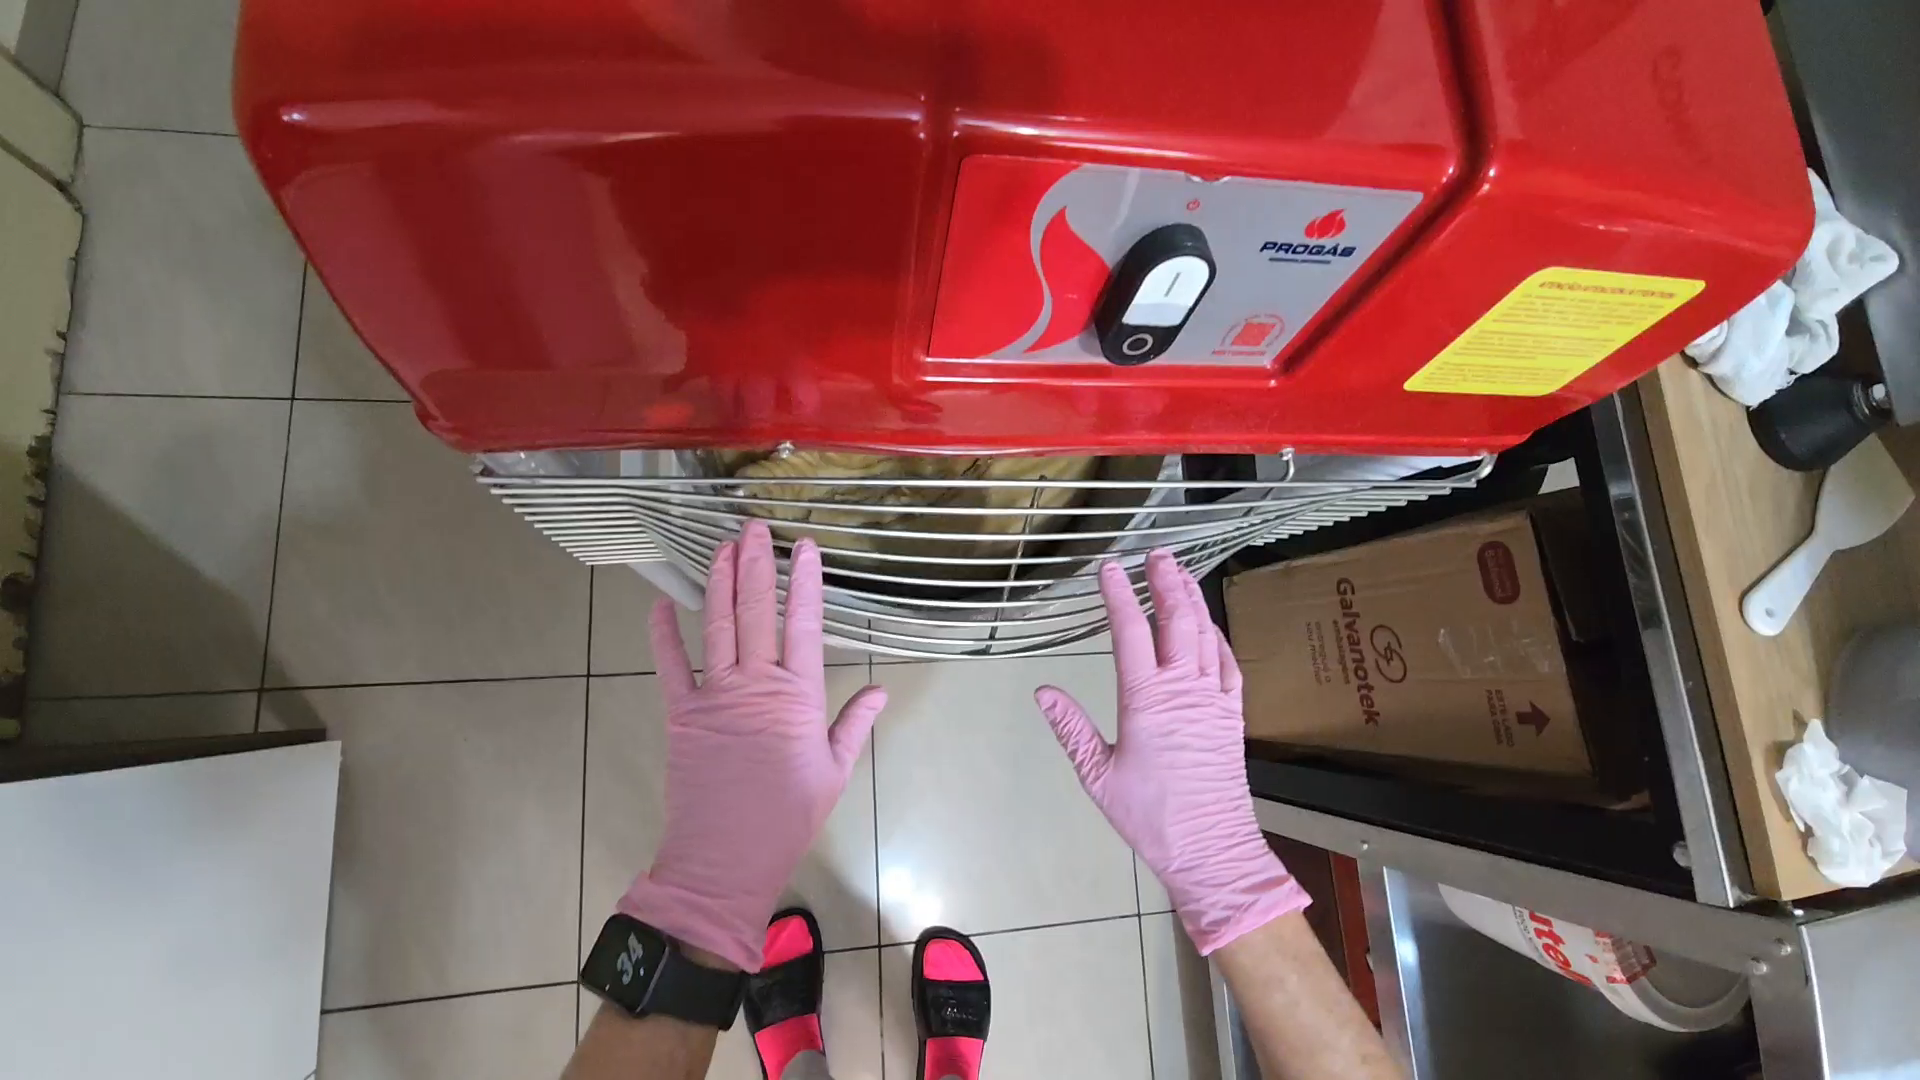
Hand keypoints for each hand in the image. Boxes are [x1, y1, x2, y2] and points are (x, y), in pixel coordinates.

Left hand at [616, 521, 886, 971]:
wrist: (724, 860)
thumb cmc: (788, 817)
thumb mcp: (835, 771)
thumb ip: (855, 724)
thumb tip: (881, 688)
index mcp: (799, 697)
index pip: (805, 624)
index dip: (806, 581)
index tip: (805, 546)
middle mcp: (758, 685)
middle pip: (757, 612)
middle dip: (756, 564)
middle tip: (754, 527)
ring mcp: (715, 696)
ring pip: (718, 626)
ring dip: (719, 582)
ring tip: (722, 546)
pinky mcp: (681, 713)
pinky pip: (671, 665)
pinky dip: (664, 633)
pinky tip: (662, 603)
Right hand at [1035, 550, 1307, 954]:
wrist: (1212, 850)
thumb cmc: (1150, 816)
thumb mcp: (1098, 776)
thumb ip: (1071, 729)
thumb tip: (1042, 691)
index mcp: (1146, 700)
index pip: (1130, 633)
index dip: (1119, 595)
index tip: (1110, 567)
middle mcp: (1183, 690)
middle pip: (1177, 621)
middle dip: (1167, 582)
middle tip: (1158, 553)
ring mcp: (1214, 699)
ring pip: (1206, 636)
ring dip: (1194, 600)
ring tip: (1183, 572)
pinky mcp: (1233, 715)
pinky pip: (1229, 664)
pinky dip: (1218, 637)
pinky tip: (1211, 625)